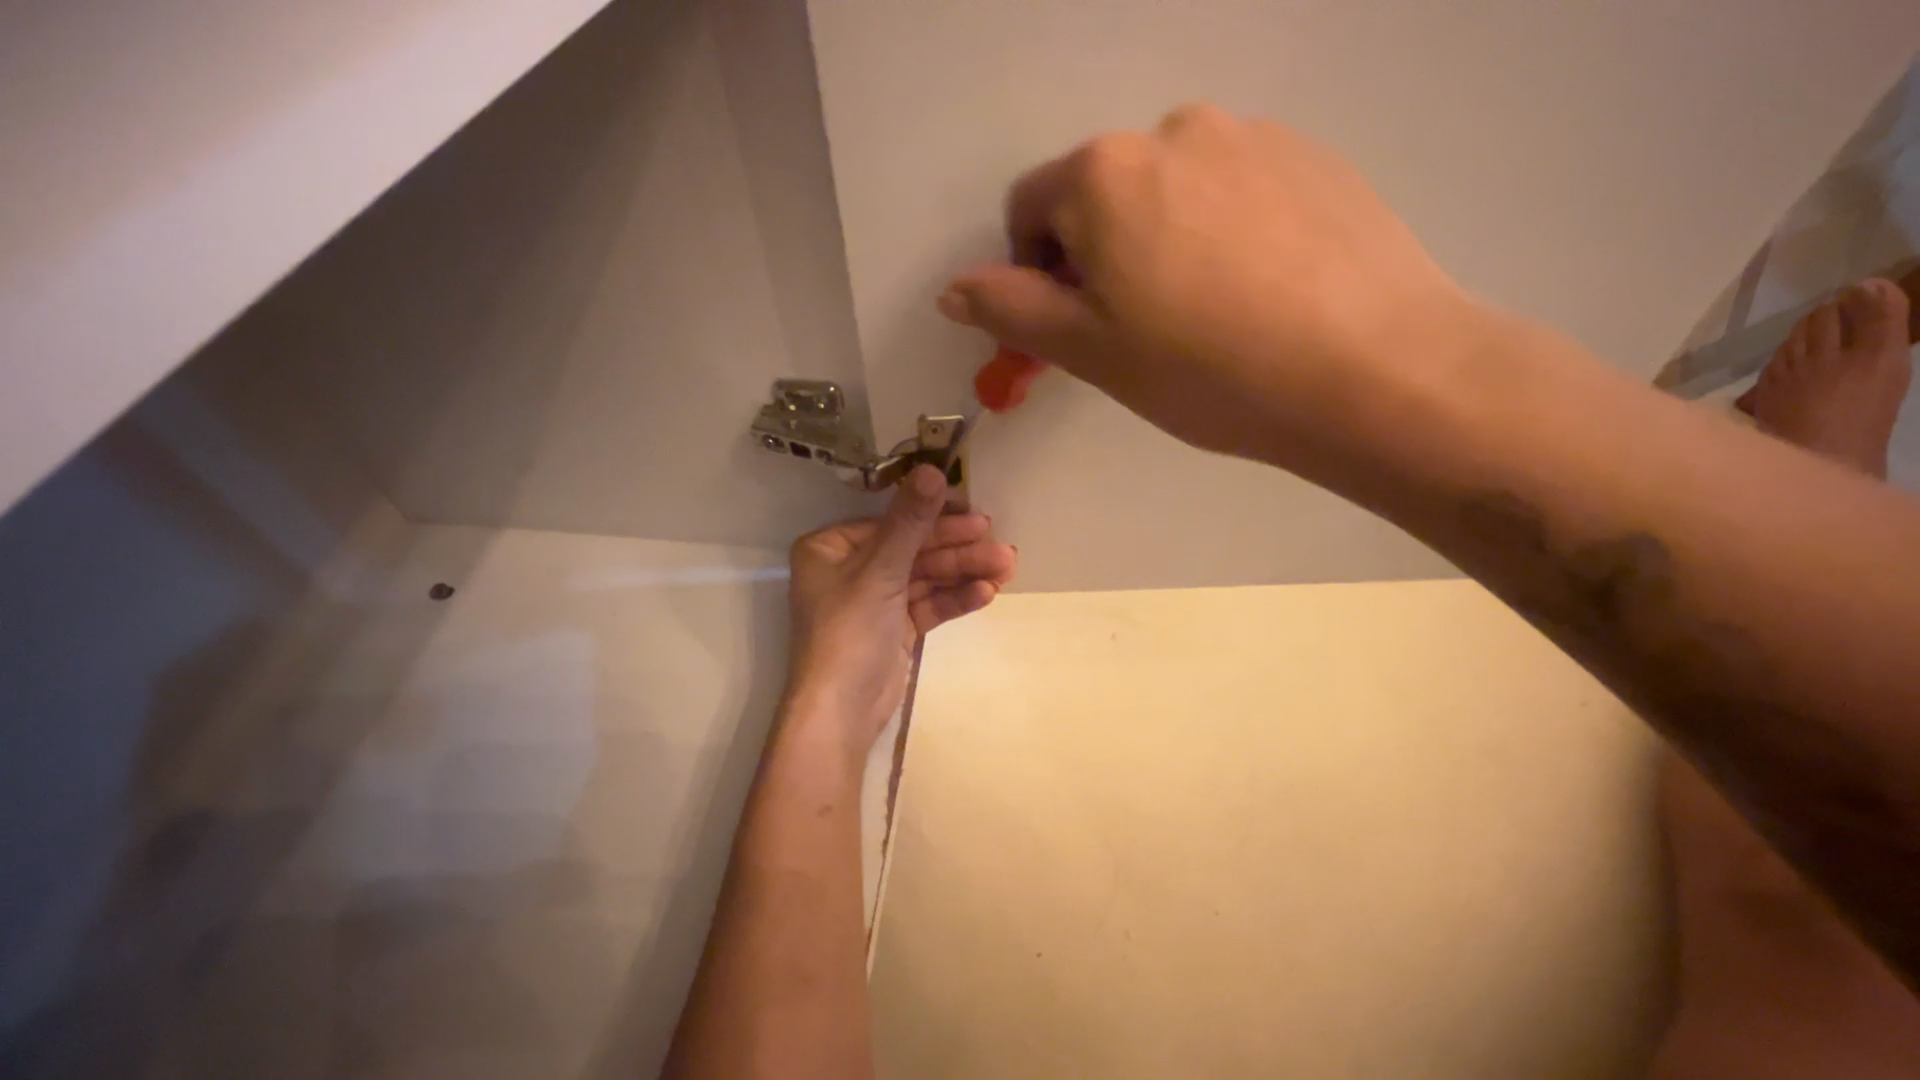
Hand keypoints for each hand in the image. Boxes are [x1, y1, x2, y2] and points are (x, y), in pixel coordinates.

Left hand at [783, 465, 1017, 754]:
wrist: (840, 713)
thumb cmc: (849, 633)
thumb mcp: (880, 571)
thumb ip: (910, 522)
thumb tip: (931, 468)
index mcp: (830, 548)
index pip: (891, 523)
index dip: (935, 519)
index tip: (976, 514)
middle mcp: (849, 569)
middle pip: (912, 550)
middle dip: (958, 550)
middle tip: (1000, 544)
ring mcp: (873, 601)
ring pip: (925, 577)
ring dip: (964, 572)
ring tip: (1007, 567)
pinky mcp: (893, 629)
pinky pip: (928, 604)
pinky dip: (955, 598)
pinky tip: (986, 592)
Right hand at [938, 103, 1483, 473]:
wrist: (1372, 369)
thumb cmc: (1207, 368)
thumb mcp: (1090, 350)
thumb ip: (1012, 309)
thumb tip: (955, 287)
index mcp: (1104, 172)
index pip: (1030, 208)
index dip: (1035, 272)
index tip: (1075, 327)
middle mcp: (1173, 130)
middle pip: (1103, 193)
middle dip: (1102, 254)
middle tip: (1144, 329)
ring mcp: (1252, 136)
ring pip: (1173, 190)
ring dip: (1166, 239)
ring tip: (1212, 312)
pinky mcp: (1314, 156)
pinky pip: (1238, 189)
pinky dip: (1228, 231)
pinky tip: (1264, 290)